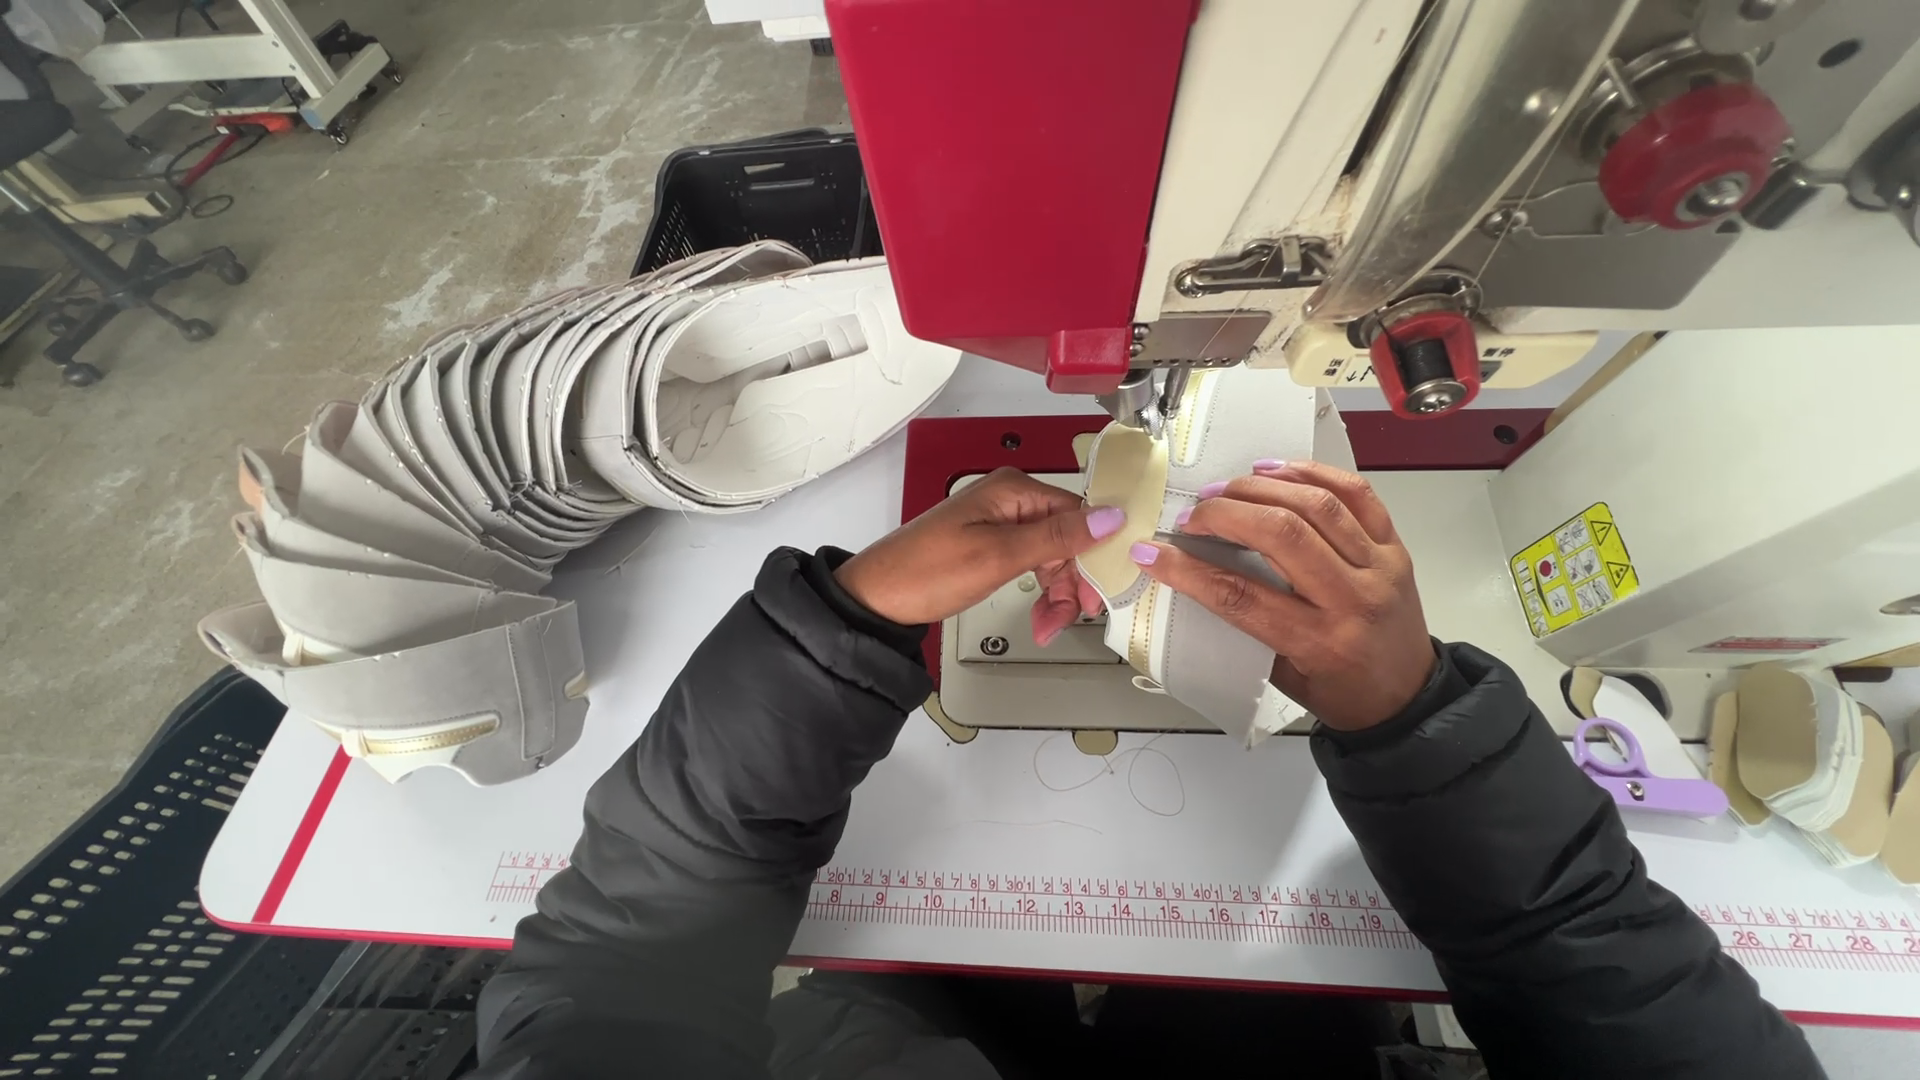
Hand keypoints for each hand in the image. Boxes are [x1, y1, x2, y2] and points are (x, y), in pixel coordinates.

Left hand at [836, 467, 1122, 641]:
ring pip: (1052, 555)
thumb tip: (1109, 516)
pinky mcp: (991, 544)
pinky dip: (1039, 590)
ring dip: (1056, 592)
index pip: (1078, 514)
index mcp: (1013, 490)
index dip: (1093, 554)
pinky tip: (1039, 615)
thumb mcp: (998, 556)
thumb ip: (1057, 537)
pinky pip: (1031, 563)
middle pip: (1068, 538)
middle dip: (1071, 581)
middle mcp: (1009, 500)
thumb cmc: (926, 572)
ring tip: (1047, 626)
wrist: (878, 598)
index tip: (1099, 589)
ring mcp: (999, 522)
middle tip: (1069, 616)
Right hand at [1127, 460, 1434, 730]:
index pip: (1240, 596)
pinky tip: (1274, 469)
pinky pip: (1357, 494)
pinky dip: (1312, 474)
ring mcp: (1380, 567)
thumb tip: (1191, 572)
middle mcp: (1353, 599)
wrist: (1410, 699)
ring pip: (1317, 506)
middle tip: (1193, 515)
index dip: (1188, 570)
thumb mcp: (1279, 672)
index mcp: (1318, 643)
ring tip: (1225, 489)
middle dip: (1225, 516)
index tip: (1152, 552)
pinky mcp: (1395, 546)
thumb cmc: (1337, 692)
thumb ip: (1242, 622)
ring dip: (1261, 488)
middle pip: (1281, 536)